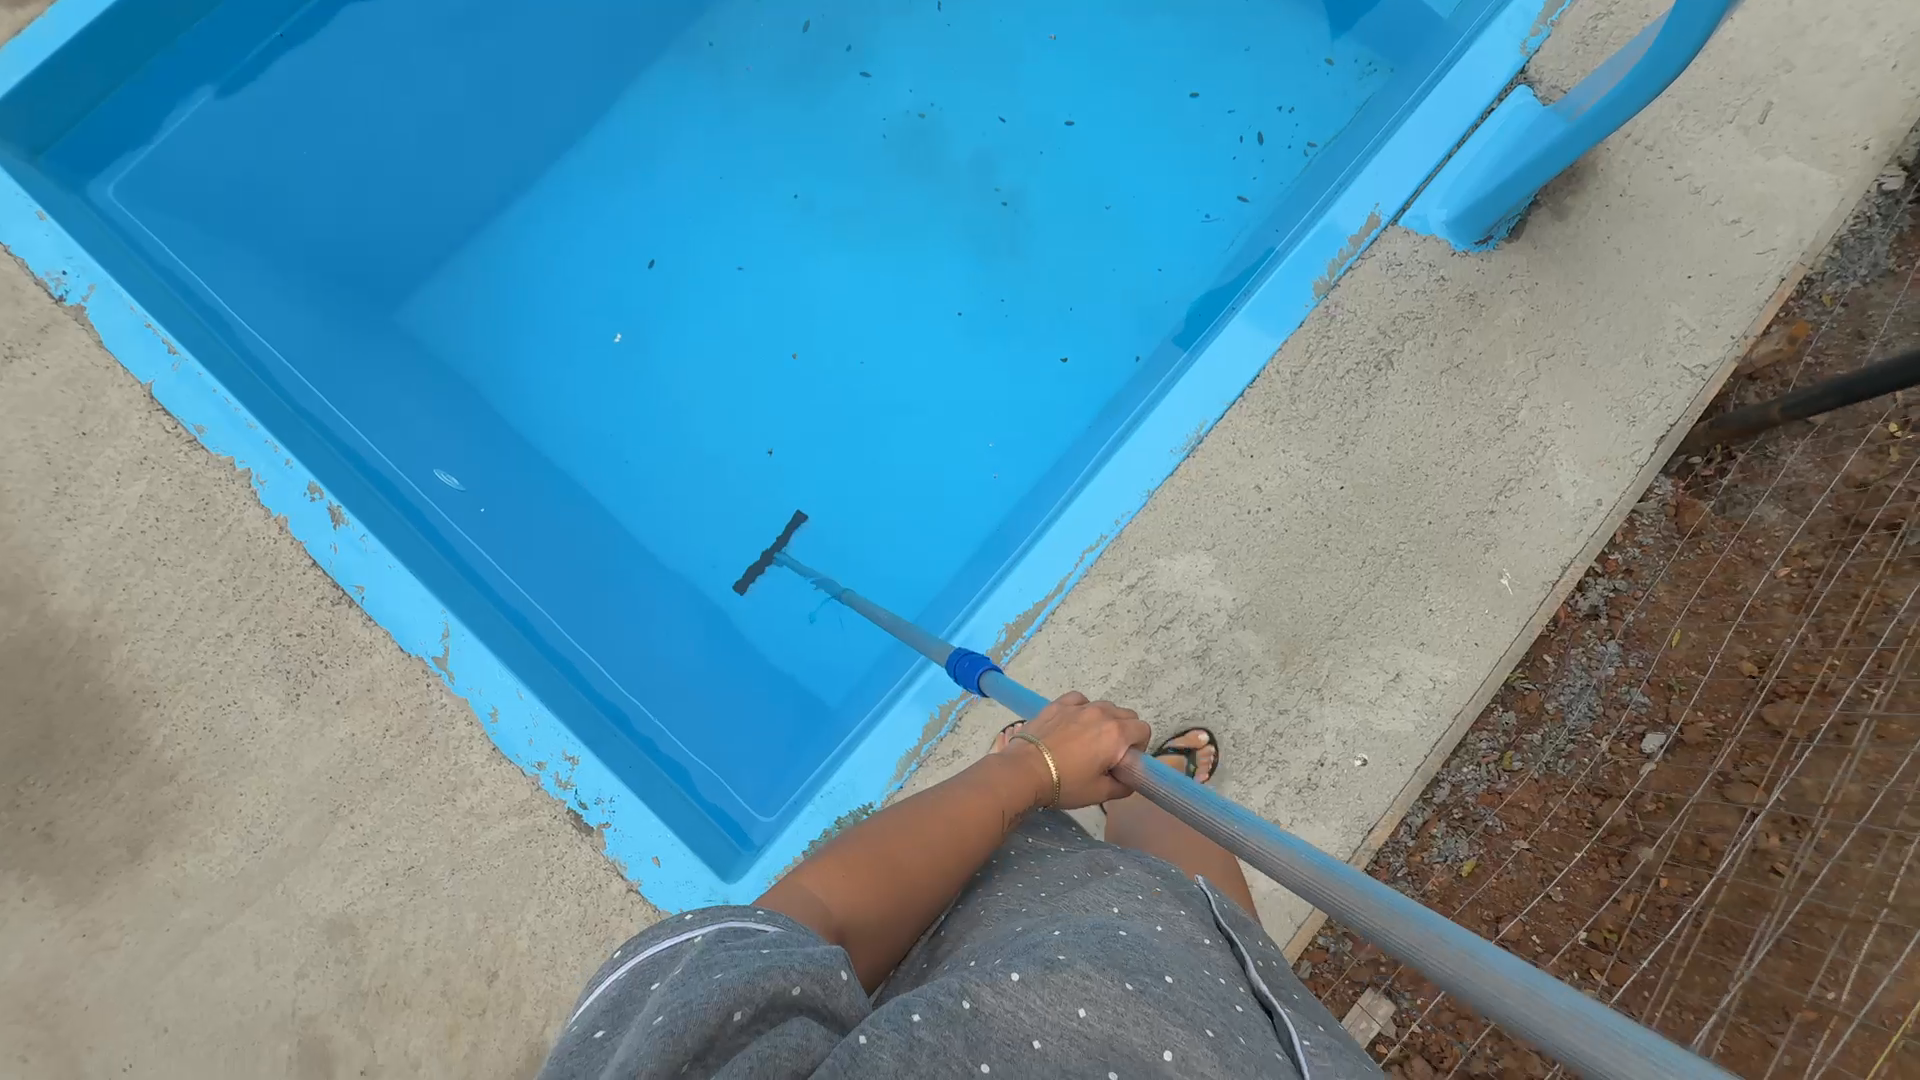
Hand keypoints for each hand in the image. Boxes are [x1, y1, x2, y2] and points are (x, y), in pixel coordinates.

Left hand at [1008, 692, 1151, 808]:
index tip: (1125, 761)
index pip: (1144, 729)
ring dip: (1104, 720)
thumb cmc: (1065, 784)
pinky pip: (1079, 699)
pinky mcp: (1057, 704)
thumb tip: (1128, 779)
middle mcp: (1101, 713)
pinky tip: (1073, 723)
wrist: (1025, 771)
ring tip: (1088, 739)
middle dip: (1125, 732)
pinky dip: (1082, 708)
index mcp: (1116, 734)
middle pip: (1126, 715)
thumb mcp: (1100, 793)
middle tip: (1109, 753)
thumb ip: (1123, 786)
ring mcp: (1078, 706)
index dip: (1139, 746)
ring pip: (1104, 706)